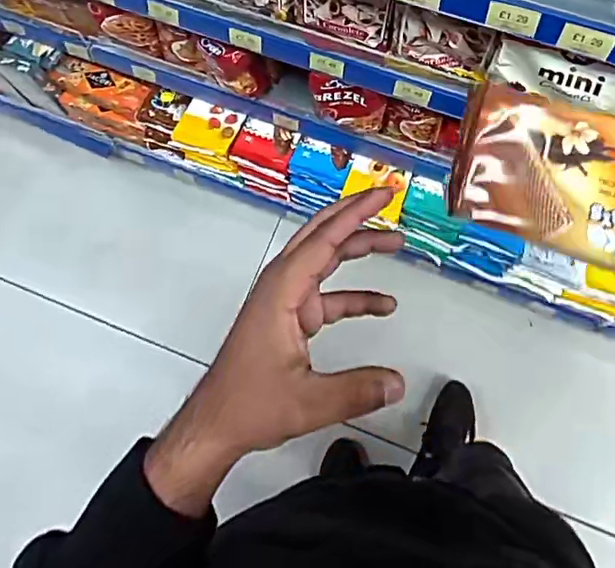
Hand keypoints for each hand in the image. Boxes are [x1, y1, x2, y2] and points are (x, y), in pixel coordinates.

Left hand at [144, 190, 406, 515]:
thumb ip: (357, 390)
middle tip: (386, 199)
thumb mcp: (308, 401)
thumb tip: (396, 382)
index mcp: (282, 289)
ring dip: (357, 249)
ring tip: (393, 242)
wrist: (217, 420)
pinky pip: (327, 294)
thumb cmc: (247, 403)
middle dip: (355, 215)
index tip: (380, 194)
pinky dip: (354, 294)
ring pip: (325, 260)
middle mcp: (282, 284)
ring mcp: (285, 298)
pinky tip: (381, 303)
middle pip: (322, 235)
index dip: (355, 212)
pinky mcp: (289, 315)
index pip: (325, 238)